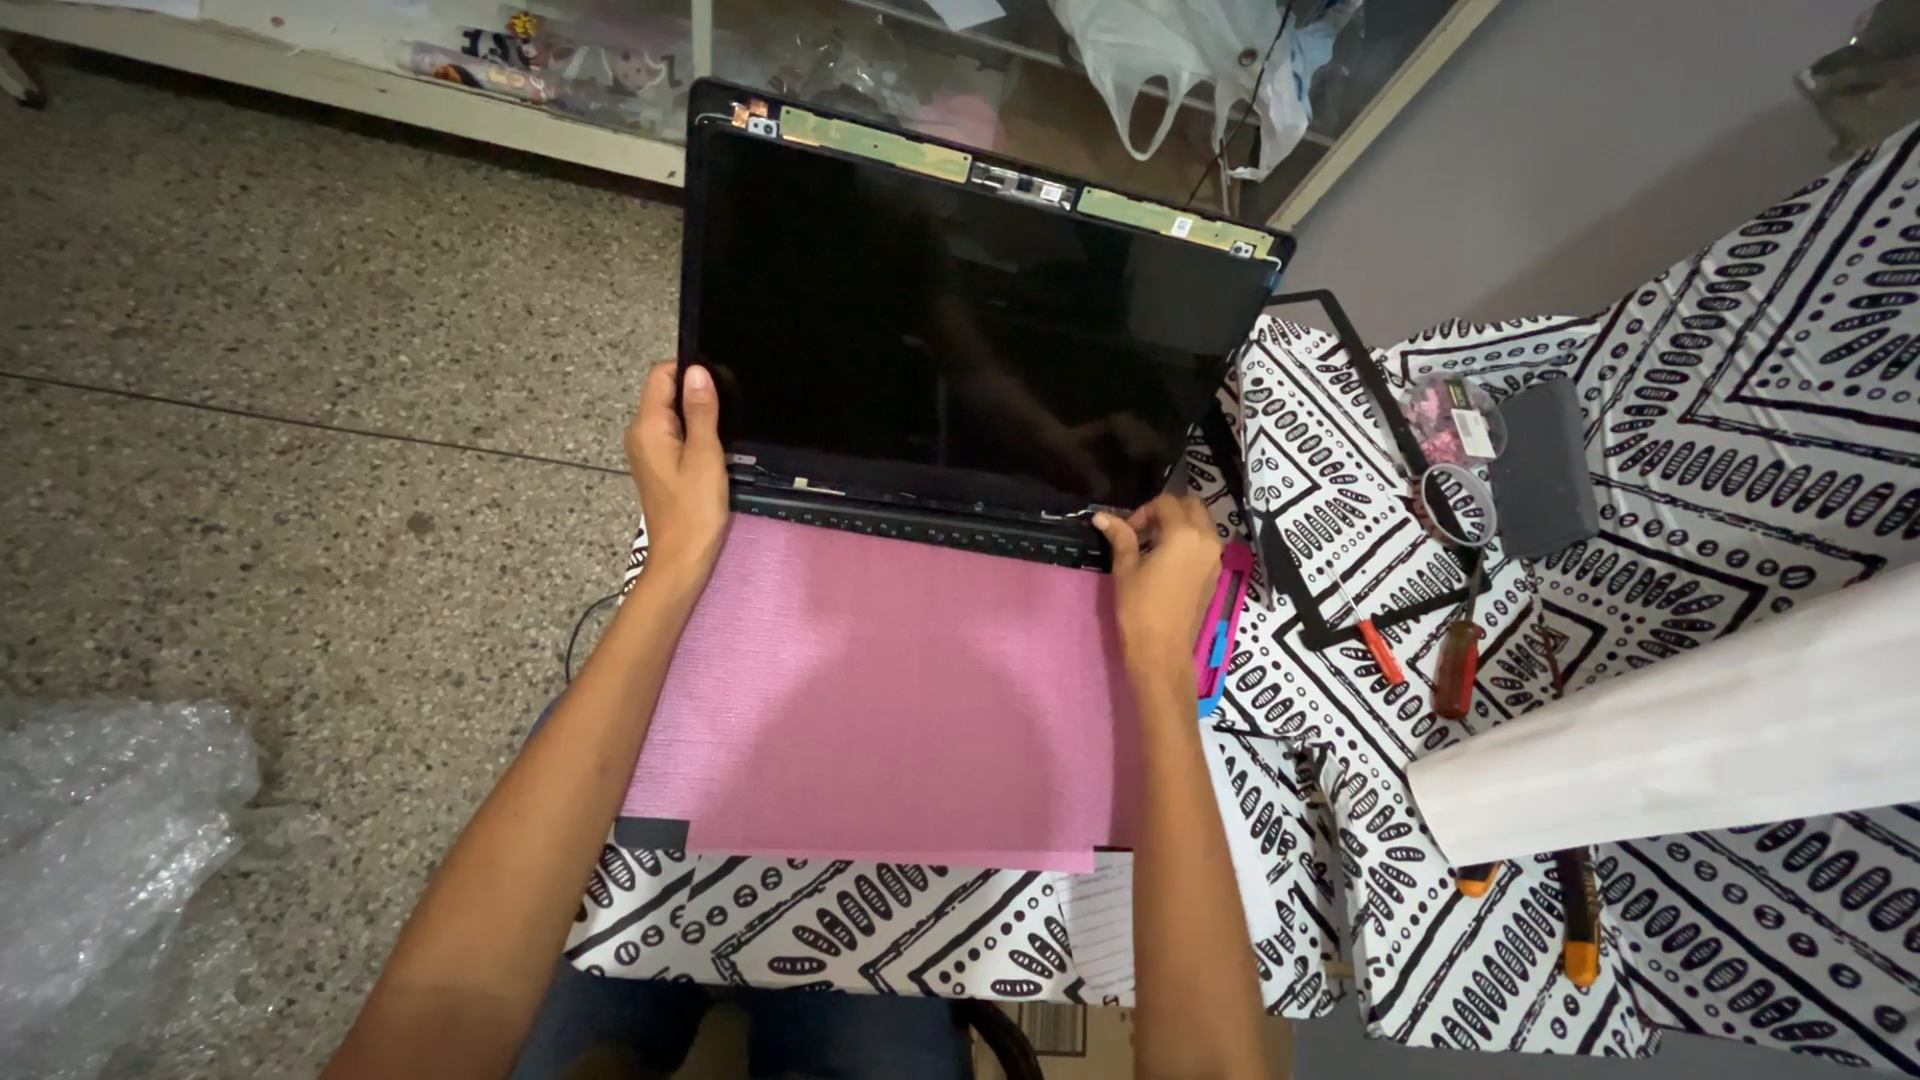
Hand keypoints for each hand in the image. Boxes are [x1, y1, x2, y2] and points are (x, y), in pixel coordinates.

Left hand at [626, 362, 728, 582]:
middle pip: (664, 393)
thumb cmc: (695, 509)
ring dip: (696, 414)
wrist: (682, 558)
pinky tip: (715, 445)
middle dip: (695, 392)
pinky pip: (673, 434)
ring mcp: (646, 450)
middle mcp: (640, 433)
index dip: (689, 370)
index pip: (660, 375)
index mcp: (648, 427)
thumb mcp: (705, 456)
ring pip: (671, 414)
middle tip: (732, 403)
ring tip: (727, 424)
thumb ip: (701, 412)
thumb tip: (697, 371)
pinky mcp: (657, 465)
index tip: (721, 379)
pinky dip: (692, 433)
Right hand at [1093, 495, 1222, 694]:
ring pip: (1201, 524)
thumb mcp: (1126, 568)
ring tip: (1153, 546)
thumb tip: (1101, 516)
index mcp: (1184, 534)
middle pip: (1191, 507)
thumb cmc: (1139, 608)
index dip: (1143, 511)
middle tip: (1142, 531)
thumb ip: (1120, 536)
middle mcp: (1207, 540)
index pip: (1166, 503)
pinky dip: (1188, 541)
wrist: (1162, 650)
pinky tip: (1166, 561)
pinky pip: (1205, 544)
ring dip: (1179, 525)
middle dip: (1166, 511)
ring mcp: (1215, 558)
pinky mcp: (1215, 574)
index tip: (1127, 531)